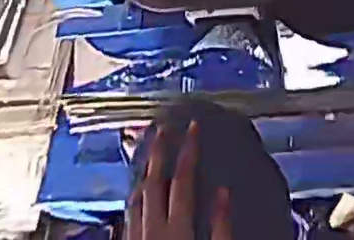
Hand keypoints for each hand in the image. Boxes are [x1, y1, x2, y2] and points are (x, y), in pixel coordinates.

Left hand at [127, 121, 233, 239]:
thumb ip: (222, 228)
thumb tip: (224, 192)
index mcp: (177, 229)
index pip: (182, 180)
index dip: (189, 150)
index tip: (193, 125)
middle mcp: (153, 230)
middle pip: (153, 183)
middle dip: (158, 151)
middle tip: (163, 127)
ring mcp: (136, 239)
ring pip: (136, 198)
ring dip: (143, 173)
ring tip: (148, 154)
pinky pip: (128, 216)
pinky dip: (134, 199)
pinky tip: (137, 194)